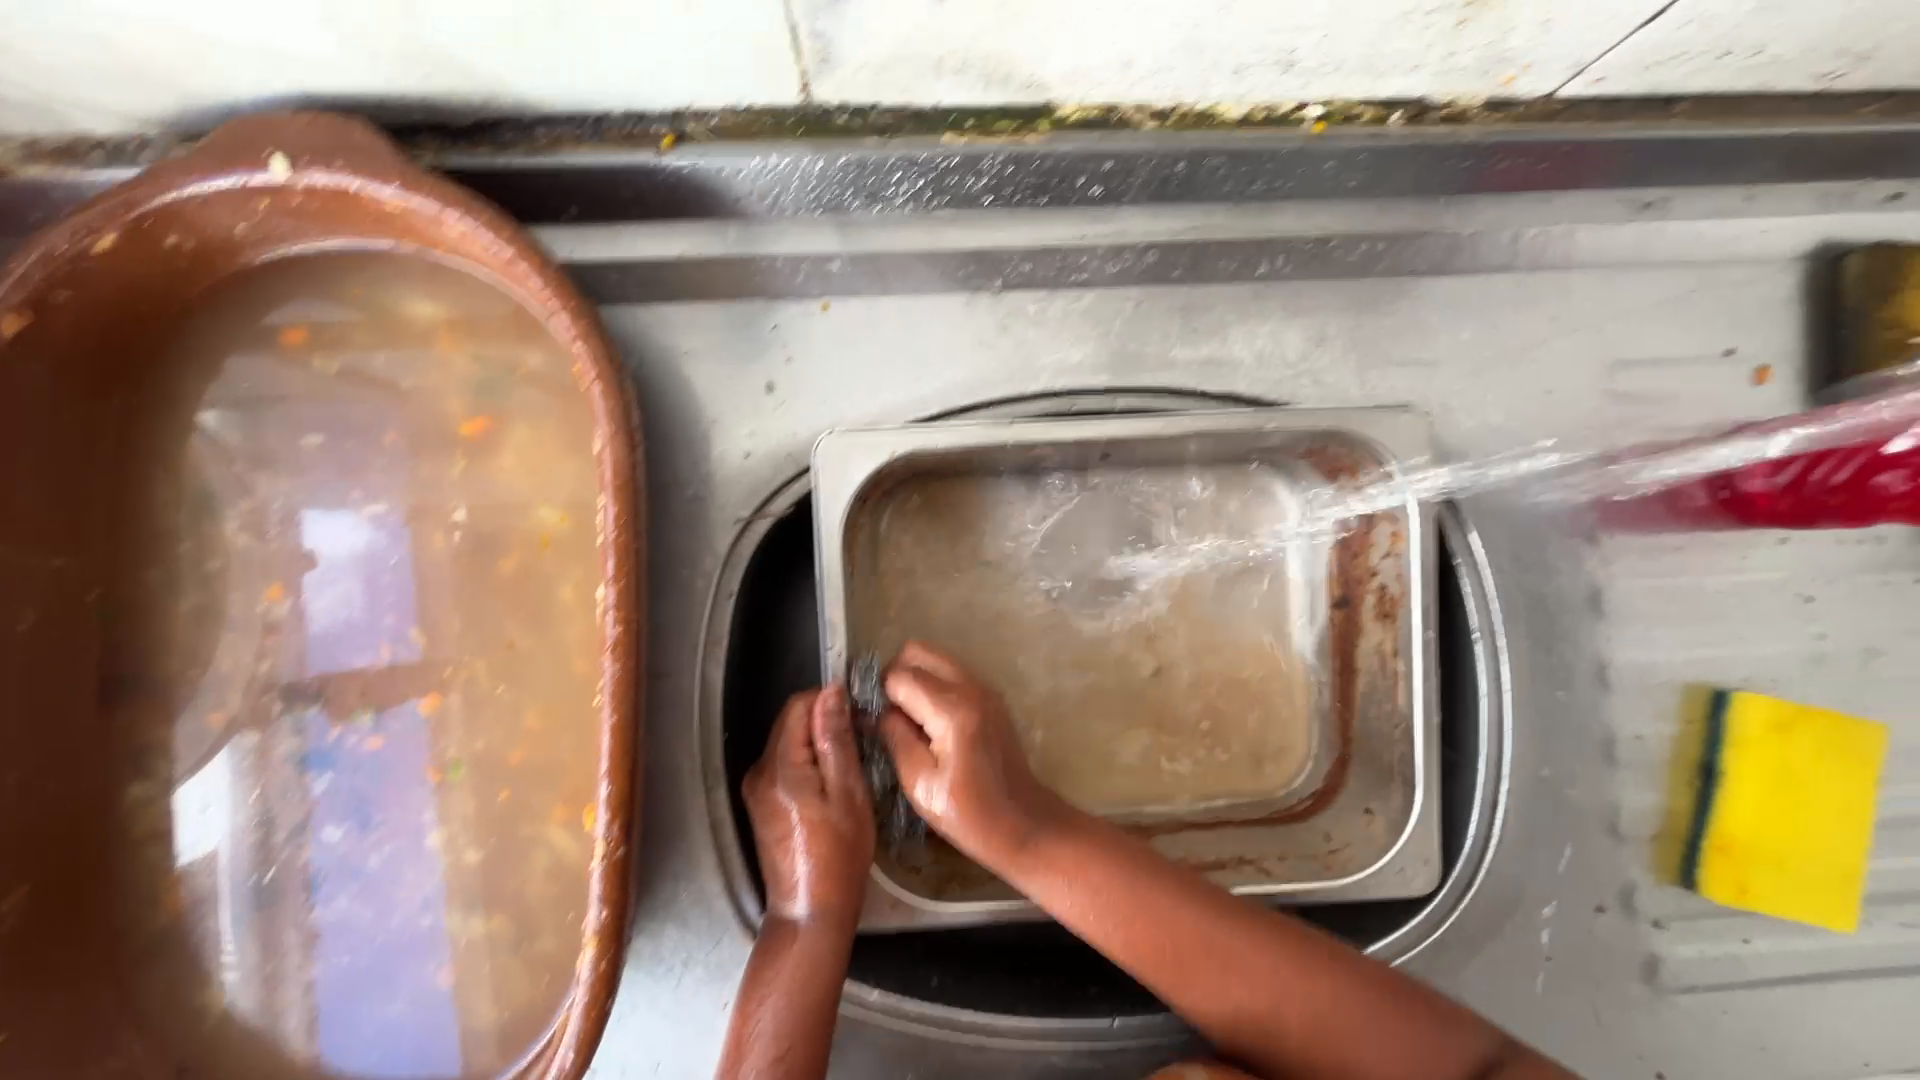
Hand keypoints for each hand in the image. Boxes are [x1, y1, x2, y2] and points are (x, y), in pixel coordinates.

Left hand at [743, 686, 874, 931]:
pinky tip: (832, 784)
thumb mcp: (848, 793)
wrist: (811, 911)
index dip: (830, 702)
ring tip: (851, 764)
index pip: (798, 706)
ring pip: (789, 743)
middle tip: (861, 742)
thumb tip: (832, 692)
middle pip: (790, 723)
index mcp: (779, 766)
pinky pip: (786, 765)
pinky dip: (808, 763)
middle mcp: (759, 771)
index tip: (860, 718)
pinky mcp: (761, 803)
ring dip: (818, 743)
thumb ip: (836, 740)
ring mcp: (756, 789)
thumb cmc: (839, 854)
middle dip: (824, 722)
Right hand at [876, 641, 1069, 867]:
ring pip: (936, 659)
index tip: (874, 721)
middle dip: (896, 676)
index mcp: (952, 710)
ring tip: (909, 721)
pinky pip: (951, 674)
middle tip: (889, 714)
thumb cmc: (969, 814)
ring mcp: (985, 689)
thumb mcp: (920, 783)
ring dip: (916, 679)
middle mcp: (971, 687)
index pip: (900, 675)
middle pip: (918, 652)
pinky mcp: (991, 697)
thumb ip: (895, 738)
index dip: (880, 695)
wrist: (1024, 823)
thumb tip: (875, 712)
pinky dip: (934, 687)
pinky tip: (930, 723)